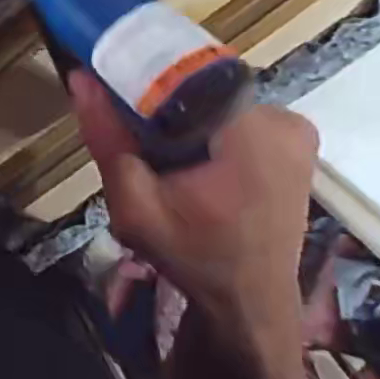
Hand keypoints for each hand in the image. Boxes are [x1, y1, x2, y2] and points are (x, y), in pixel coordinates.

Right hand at [69, 71, 318, 326]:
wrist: (249, 306)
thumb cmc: (193, 256)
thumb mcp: (135, 205)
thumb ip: (107, 138)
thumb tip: (80, 77)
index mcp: (251, 131)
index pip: (188, 72)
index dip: (148, 76)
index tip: (119, 90)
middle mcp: (283, 119)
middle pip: (205, 84)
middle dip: (168, 101)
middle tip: (138, 127)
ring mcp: (297, 131)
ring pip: (222, 98)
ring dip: (191, 113)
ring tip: (164, 144)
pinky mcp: (299, 144)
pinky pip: (243, 114)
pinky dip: (214, 126)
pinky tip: (195, 155)